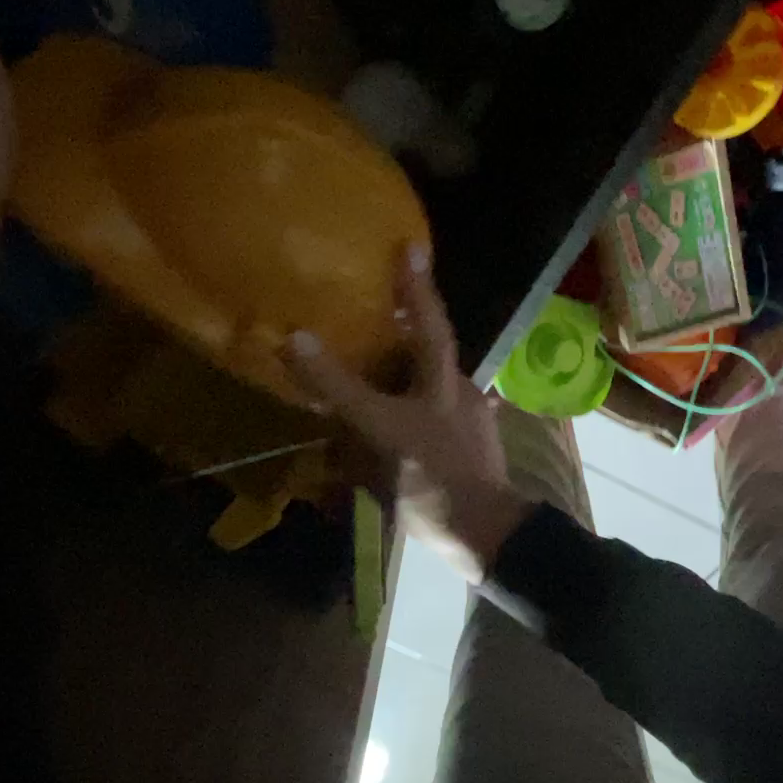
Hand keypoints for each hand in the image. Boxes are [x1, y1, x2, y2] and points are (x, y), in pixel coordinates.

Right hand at [282, 245, 535, 583]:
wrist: (486, 535)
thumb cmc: (431, 481)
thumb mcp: (378, 437)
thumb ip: (338, 393)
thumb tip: (296, 342)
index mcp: (442, 383)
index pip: (428, 323)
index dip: (415, 286)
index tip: (411, 246)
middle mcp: (460, 392)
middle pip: (432, 350)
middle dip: (412, 324)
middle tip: (384, 306)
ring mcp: (470, 420)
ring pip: (435, 383)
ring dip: (412, 370)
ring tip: (381, 370)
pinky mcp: (472, 446)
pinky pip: (439, 414)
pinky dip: (418, 409)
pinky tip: (397, 426)